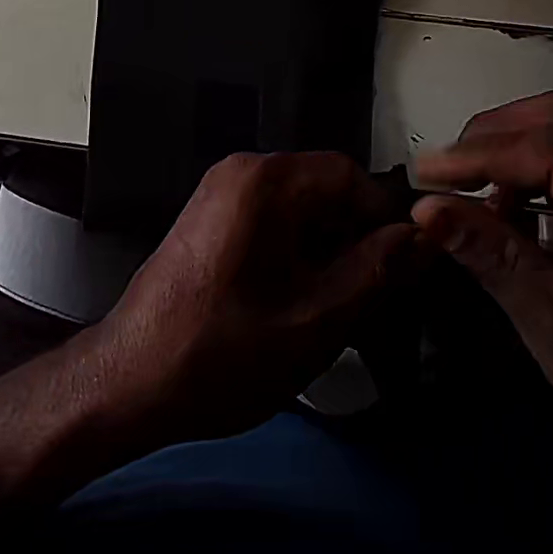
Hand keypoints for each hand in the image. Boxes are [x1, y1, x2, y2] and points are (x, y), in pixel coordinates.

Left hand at [87, 151, 420, 441]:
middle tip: (378, 298)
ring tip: (342, 310)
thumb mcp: (316, 319)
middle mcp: (238, 173)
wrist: (130, 381)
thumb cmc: (222, 353)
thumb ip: (377, 271)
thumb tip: (422, 237)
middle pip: (323, 190)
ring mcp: (218, 195)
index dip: (386, 219)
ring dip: (329, 252)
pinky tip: (303, 304)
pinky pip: (271, 222)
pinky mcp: (209, 221)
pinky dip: (297, 255)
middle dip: (357, 239)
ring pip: (299, 210)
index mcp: (264, 181)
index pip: (350, 174)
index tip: (406, 268)